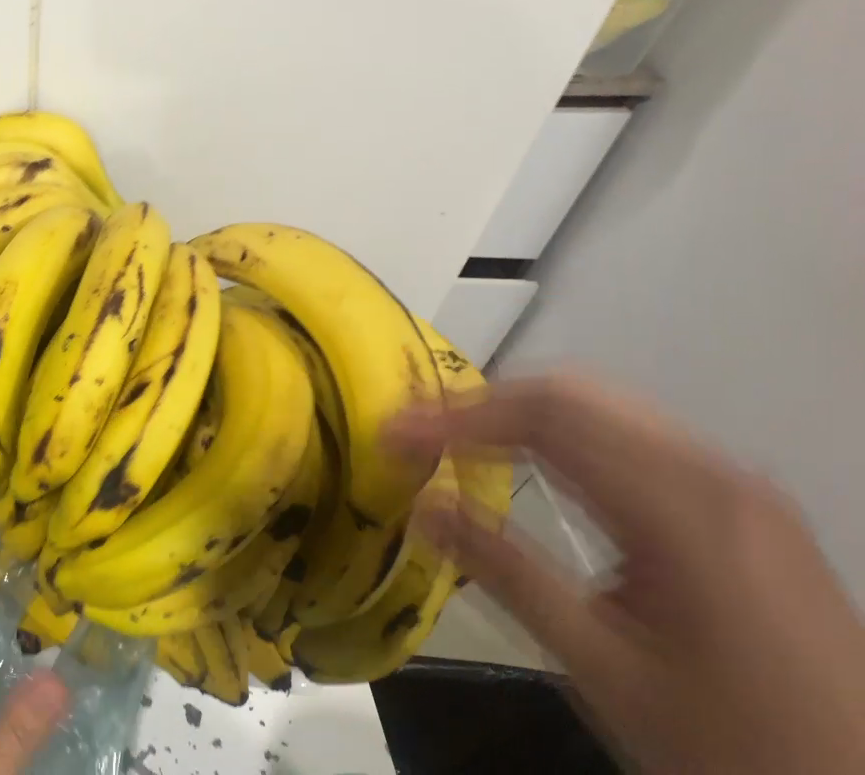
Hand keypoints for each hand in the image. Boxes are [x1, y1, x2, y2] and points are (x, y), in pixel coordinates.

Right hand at [390, 377, 864, 774]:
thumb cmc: (731, 741)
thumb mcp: (600, 664)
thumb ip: (506, 573)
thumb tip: (423, 505)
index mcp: (683, 508)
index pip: (546, 416)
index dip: (455, 416)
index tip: (389, 434)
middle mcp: (718, 478)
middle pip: (576, 395)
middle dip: (482, 404)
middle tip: (414, 432)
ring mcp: (740, 490)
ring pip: (606, 409)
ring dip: (520, 416)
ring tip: (452, 443)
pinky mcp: (747, 510)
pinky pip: (637, 439)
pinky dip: (566, 437)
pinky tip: (529, 466)